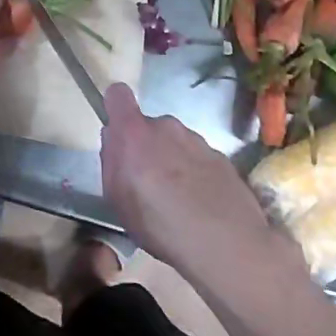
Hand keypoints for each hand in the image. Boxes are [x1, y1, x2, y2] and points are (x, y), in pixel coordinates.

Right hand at [100, 83, 295, 286]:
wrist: (225, 241)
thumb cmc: (158, 222)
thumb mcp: (117, 199)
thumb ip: (111, 161)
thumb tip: (114, 139)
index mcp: (135, 132)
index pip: (118, 95)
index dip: (115, 109)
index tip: (118, 135)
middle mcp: (166, 126)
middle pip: (149, 126)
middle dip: (146, 148)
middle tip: (147, 184)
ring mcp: (197, 139)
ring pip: (175, 143)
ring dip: (172, 162)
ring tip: (177, 201)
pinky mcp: (221, 157)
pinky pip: (198, 158)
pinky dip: (195, 174)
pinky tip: (200, 205)